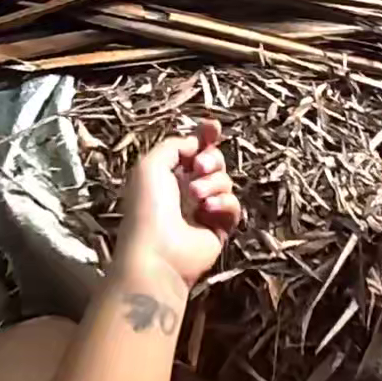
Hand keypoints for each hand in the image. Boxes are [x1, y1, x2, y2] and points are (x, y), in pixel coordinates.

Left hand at [117, 119, 241, 286]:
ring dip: (213, 183)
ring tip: (197, 196)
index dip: (205, 136)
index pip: (192, 149)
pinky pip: (233, 206)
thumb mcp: (150, 164)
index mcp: (167, 174)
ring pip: (225, 182)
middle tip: (200, 167)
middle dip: (210, 159)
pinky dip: (224, 203)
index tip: (214, 127)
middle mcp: (186, 190)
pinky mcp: (220, 228)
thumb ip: (174, 145)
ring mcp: (204, 210)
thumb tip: (195, 143)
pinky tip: (209, 209)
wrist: (158, 253)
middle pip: (213, 162)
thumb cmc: (148, 207)